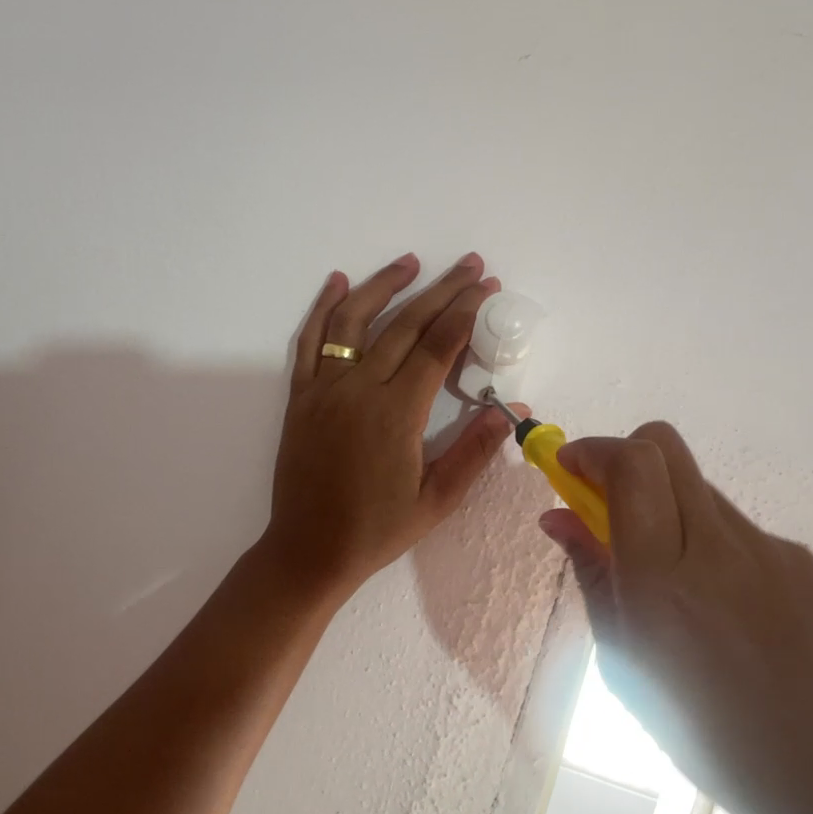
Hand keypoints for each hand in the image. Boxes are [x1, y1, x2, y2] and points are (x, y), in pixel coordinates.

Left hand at [261, 253, 519, 594]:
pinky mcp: (300, 398)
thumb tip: (513, 409)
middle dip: (442, 291)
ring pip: (354, 322)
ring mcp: (324, 390)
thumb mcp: (437, 500)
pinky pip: (309, 342)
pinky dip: (323, 309)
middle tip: (470, 265)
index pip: (437, 347)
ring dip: (384, 286)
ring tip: (411, 262)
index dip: (466, 313)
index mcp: (396, 415)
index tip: (487, 288)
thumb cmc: (377, 530)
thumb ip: (474, 451)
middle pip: (405, 325)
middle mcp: (358, 391)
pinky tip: (338, 283)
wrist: (309, 551)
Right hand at [538, 422, 812, 812]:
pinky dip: (709, 542)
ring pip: (699, 488)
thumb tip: (557, 518)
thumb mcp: (622, 660)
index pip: (632, 466)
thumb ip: (593, 575)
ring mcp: (766, 547)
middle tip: (603, 499)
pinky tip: (719, 604)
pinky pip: (738, 528)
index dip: (593, 450)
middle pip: (665, 446)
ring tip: (668, 575)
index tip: (568, 466)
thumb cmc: (697, 730)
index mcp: (662, 580)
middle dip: (623, 456)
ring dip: (666, 505)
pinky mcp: (799, 559)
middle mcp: (717, 547)